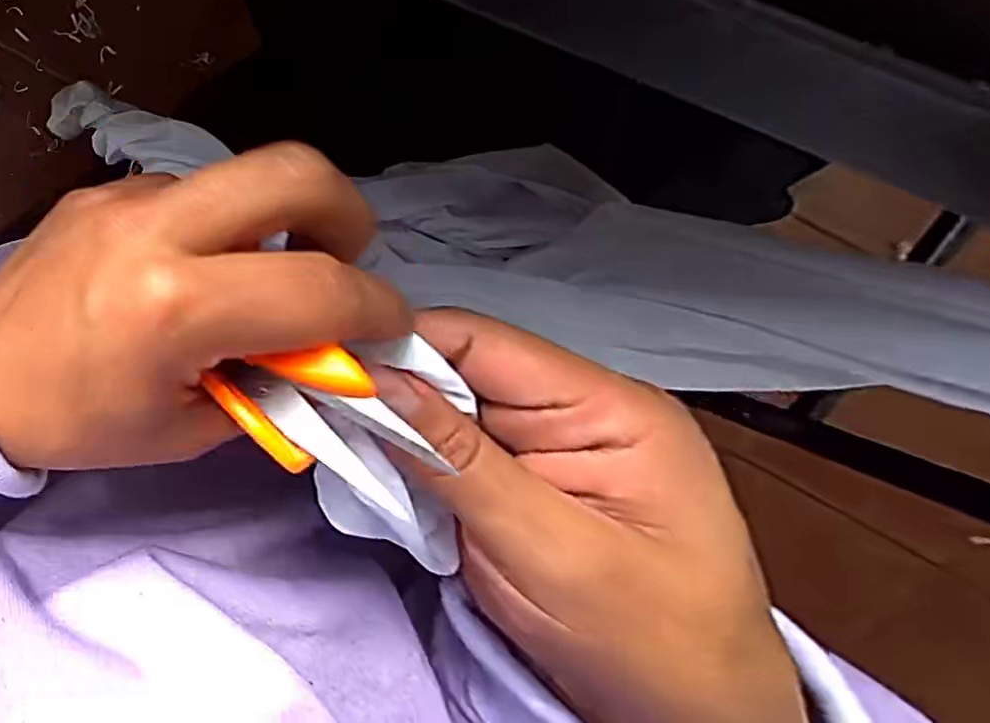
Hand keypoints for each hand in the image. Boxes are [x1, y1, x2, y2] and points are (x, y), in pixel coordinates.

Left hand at [0, 143, 411, 470]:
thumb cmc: (79, 419)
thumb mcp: (186, 427)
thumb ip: (270, 381)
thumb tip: (327, 349)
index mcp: (173, 305)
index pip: (316, 287)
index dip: (374, 307)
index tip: (382, 323)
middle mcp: (153, 228)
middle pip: (292, 168)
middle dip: (344, 211)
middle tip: (340, 256)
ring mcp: (124, 195)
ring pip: (240, 176)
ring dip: (271, 219)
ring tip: (249, 271)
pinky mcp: (103, 187)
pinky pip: (188, 190)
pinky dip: (212, 224)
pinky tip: (182, 265)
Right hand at [377, 310, 805, 722]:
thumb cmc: (654, 650)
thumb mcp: (550, 552)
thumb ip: (458, 458)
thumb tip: (378, 381)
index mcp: (608, 406)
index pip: (481, 340)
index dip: (404, 343)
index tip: (340, 365)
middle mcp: (573, 404)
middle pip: (457, 365)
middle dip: (396, 385)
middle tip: (335, 405)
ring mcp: (545, 435)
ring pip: (444, 399)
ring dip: (400, 419)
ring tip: (354, 433)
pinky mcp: (518, 465)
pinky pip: (448, 436)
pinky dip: (412, 448)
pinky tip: (386, 458)